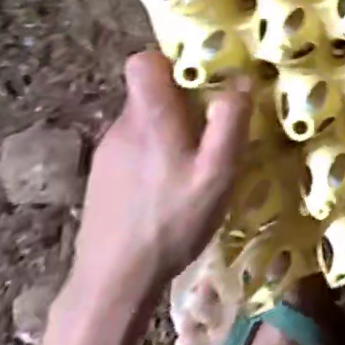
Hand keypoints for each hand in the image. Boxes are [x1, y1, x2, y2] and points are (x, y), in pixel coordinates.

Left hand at [66, 50, 252, 306]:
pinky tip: (170, 188)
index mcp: (149, 117)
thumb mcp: (216, 174)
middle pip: (150, 91)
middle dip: (182, 99)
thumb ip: (230, 123)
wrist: (111, 285)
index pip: (143, 61)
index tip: (203, 75)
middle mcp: (122, 126)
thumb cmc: (170, 223)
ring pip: (143, 120)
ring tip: (196, 162)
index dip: (171, 59)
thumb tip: (242, 79)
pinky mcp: (103, 178)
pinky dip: (155, 154)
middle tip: (213, 125)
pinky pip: (134, 147)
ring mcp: (108, 153)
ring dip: (170, 128)